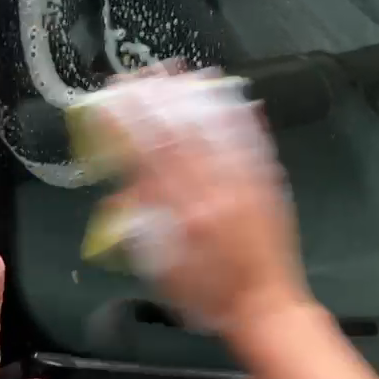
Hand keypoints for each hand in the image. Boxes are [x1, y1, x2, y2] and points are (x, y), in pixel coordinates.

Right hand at [103, 70, 312, 332]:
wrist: (265, 308)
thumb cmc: (206, 295)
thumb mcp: (160, 268)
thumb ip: (139, 227)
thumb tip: (118, 194)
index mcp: (183, 214)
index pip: (148, 158)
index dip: (128, 125)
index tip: (111, 101)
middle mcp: (214, 192)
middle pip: (178, 136)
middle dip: (154, 101)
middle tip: (136, 75)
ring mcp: (244, 185)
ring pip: (215, 131)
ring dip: (192, 98)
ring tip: (176, 70)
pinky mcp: (267, 185)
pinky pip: (252, 144)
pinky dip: (239, 117)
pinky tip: (230, 95)